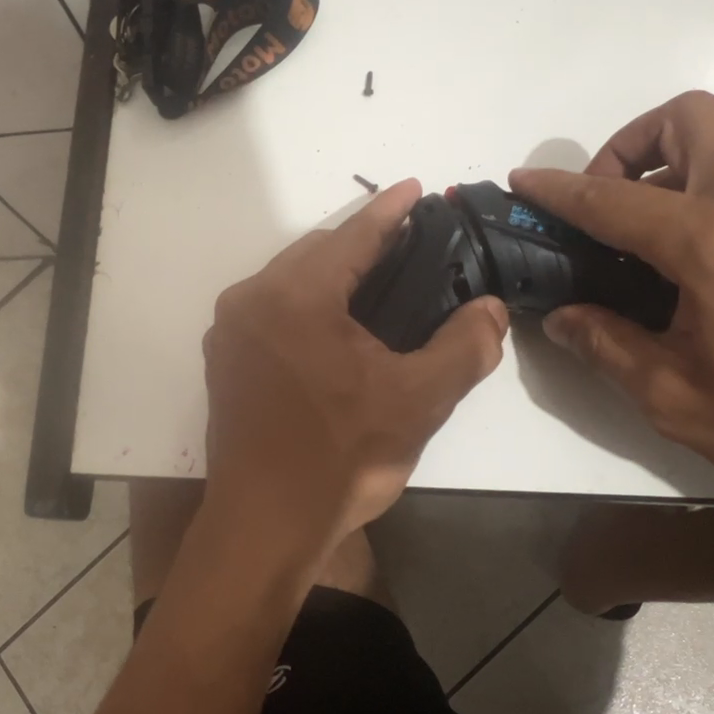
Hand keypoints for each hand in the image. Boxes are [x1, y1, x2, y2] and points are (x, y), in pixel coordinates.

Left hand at [201, 179, 508, 564]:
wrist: (266, 524)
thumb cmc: (340, 458)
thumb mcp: (417, 401)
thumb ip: (463, 347)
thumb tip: (490, 309)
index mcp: (293, 296)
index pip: (351, 237)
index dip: (390, 211)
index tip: (415, 189)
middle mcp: (249, 301)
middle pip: (315, 254)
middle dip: (361, 245)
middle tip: (410, 244)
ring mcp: (229, 334)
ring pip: (289, 283)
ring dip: (332, 277)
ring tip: (379, 282)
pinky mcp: (223, 363)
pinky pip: (271, 313)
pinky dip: (307, 307)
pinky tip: (337, 326)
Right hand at [512, 91, 713, 527]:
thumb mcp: (679, 401)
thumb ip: (610, 347)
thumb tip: (564, 318)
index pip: (615, 197)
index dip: (559, 189)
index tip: (524, 182)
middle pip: (692, 120)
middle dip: (632, 145)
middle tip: (608, 210)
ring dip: (677, 174)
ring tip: (649, 252)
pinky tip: (709, 279)